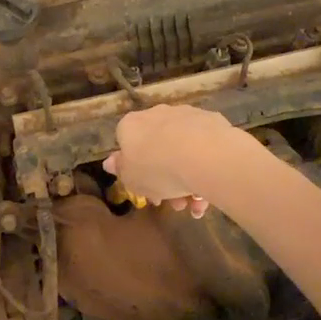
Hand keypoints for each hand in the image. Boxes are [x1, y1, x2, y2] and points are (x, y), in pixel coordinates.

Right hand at [102, 104, 245, 218]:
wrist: (204, 154)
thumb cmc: (158, 169)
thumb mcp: (131, 179)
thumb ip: (120, 170)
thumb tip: (109, 162)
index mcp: (131, 126)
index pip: (127, 145)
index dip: (137, 171)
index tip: (148, 191)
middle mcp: (156, 114)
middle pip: (157, 149)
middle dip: (166, 179)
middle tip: (176, 204)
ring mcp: (184, 115)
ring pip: (182, 150)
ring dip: (187, 179)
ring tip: (198, 205)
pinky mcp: (210, 120)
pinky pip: (203, 147)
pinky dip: (204, 166)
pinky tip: (211, 190)